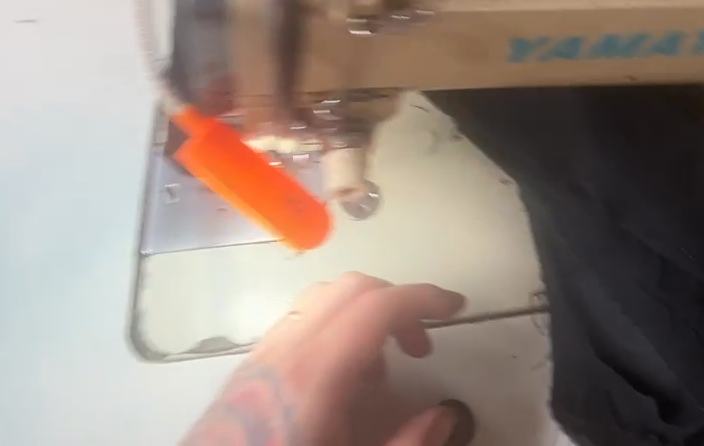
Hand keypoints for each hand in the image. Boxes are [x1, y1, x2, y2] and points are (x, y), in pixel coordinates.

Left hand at [182, 273, 468, 445]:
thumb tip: (444, 415)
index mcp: (316, 374)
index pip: (379, 306)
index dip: (424, 298)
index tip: (455, 306)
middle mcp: (288, 349)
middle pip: (354, 288)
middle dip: (397, 303)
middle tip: (421, 346)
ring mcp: (264, 353)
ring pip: (324, 297)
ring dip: (364, 313)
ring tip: (380, 368)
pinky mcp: (249, 366)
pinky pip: (301, 319)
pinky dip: (334, 325)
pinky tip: (340, 377)